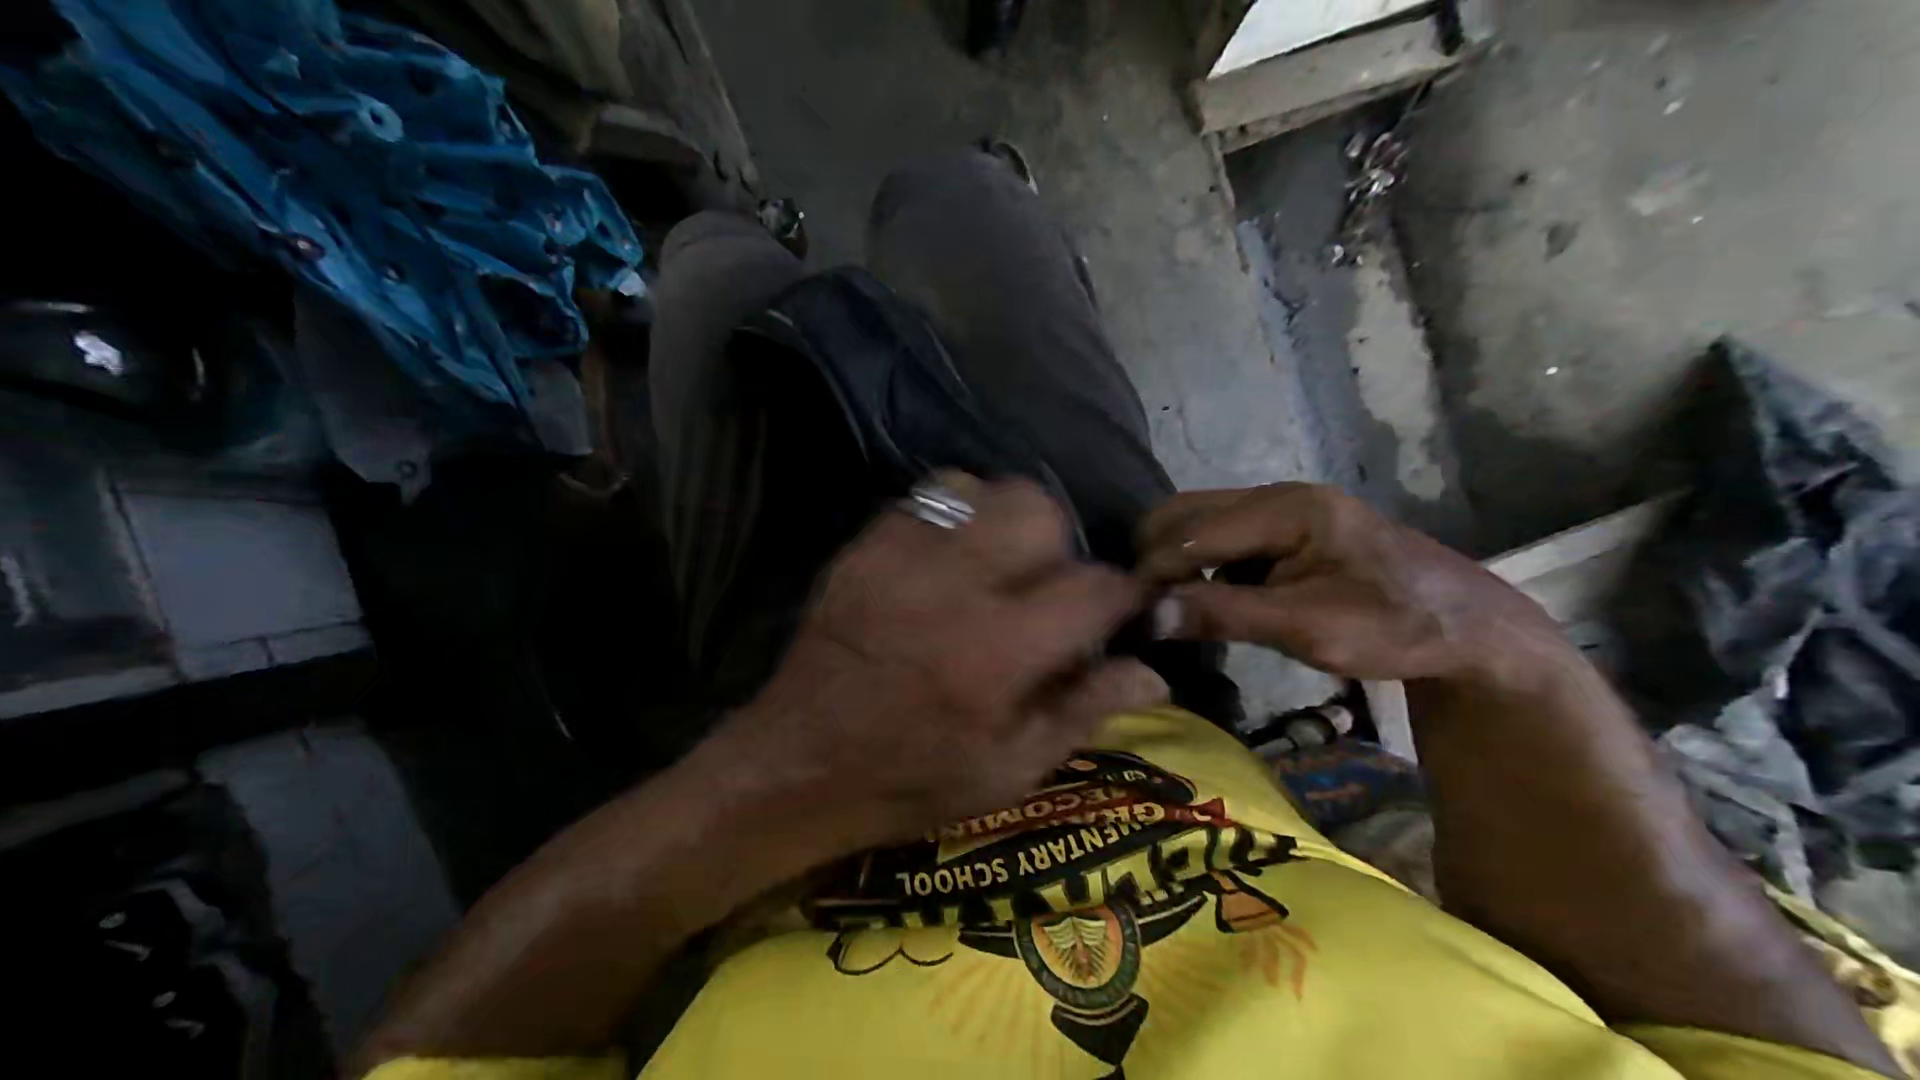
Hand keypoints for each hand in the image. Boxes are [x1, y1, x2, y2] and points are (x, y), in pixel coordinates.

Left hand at [720, 472, 1167, 852]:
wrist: (796, 764)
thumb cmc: (911, 780)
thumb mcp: (1011, 769)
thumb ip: (1086, 710)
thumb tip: (1154, 671)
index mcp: (1000, 651)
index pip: (1094, 587)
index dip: (1123, 594)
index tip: (1121, 609)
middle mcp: (954, 586)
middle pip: (1038, 510)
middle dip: (1062, 545)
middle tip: (1048, 590)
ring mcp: (901, 557)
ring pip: (984, 492)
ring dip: (1008, 525)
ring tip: (999, 571)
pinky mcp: (864, 549)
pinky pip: (928, 502)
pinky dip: (955, 521)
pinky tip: (948, 565)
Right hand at [1139, 483, 1569, 687]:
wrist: (1470, 628)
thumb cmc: (1395, 627)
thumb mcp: (1308, 628)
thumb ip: (1224, 615)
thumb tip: (1146, 615)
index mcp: (1286, 508)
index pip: (1190, 532)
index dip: (1154, 573)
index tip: (1132, 618)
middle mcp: (1276, 495)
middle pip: (1184, 512)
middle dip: (1155, 558)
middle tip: (1148, 609)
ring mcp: (1281, 509)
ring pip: (1197, 521)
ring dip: (1174, 560)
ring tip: (1171, 607)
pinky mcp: (1285, 529)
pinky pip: (1219, 535)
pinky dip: (1198, 563)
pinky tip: (1207, 598)